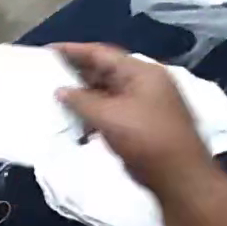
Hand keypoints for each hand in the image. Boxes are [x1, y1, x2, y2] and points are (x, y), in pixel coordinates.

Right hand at [53, 42, 215, 194]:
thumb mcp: (107, 116)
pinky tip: (75, 119)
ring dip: (83, 93)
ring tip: (56, 95)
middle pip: (106, 70)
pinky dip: (92, 110)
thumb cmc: (145, 139)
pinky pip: (111, 108)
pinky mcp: (140, 121)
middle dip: (77, 71)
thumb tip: (60, 90)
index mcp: (142, 73)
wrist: (178, 175)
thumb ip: (80, 100)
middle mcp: (145, 83)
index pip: (102, 54)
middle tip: (48, 72)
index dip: (74, 50)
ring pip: (107, 91)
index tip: (48, 50)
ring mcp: (144, 102)